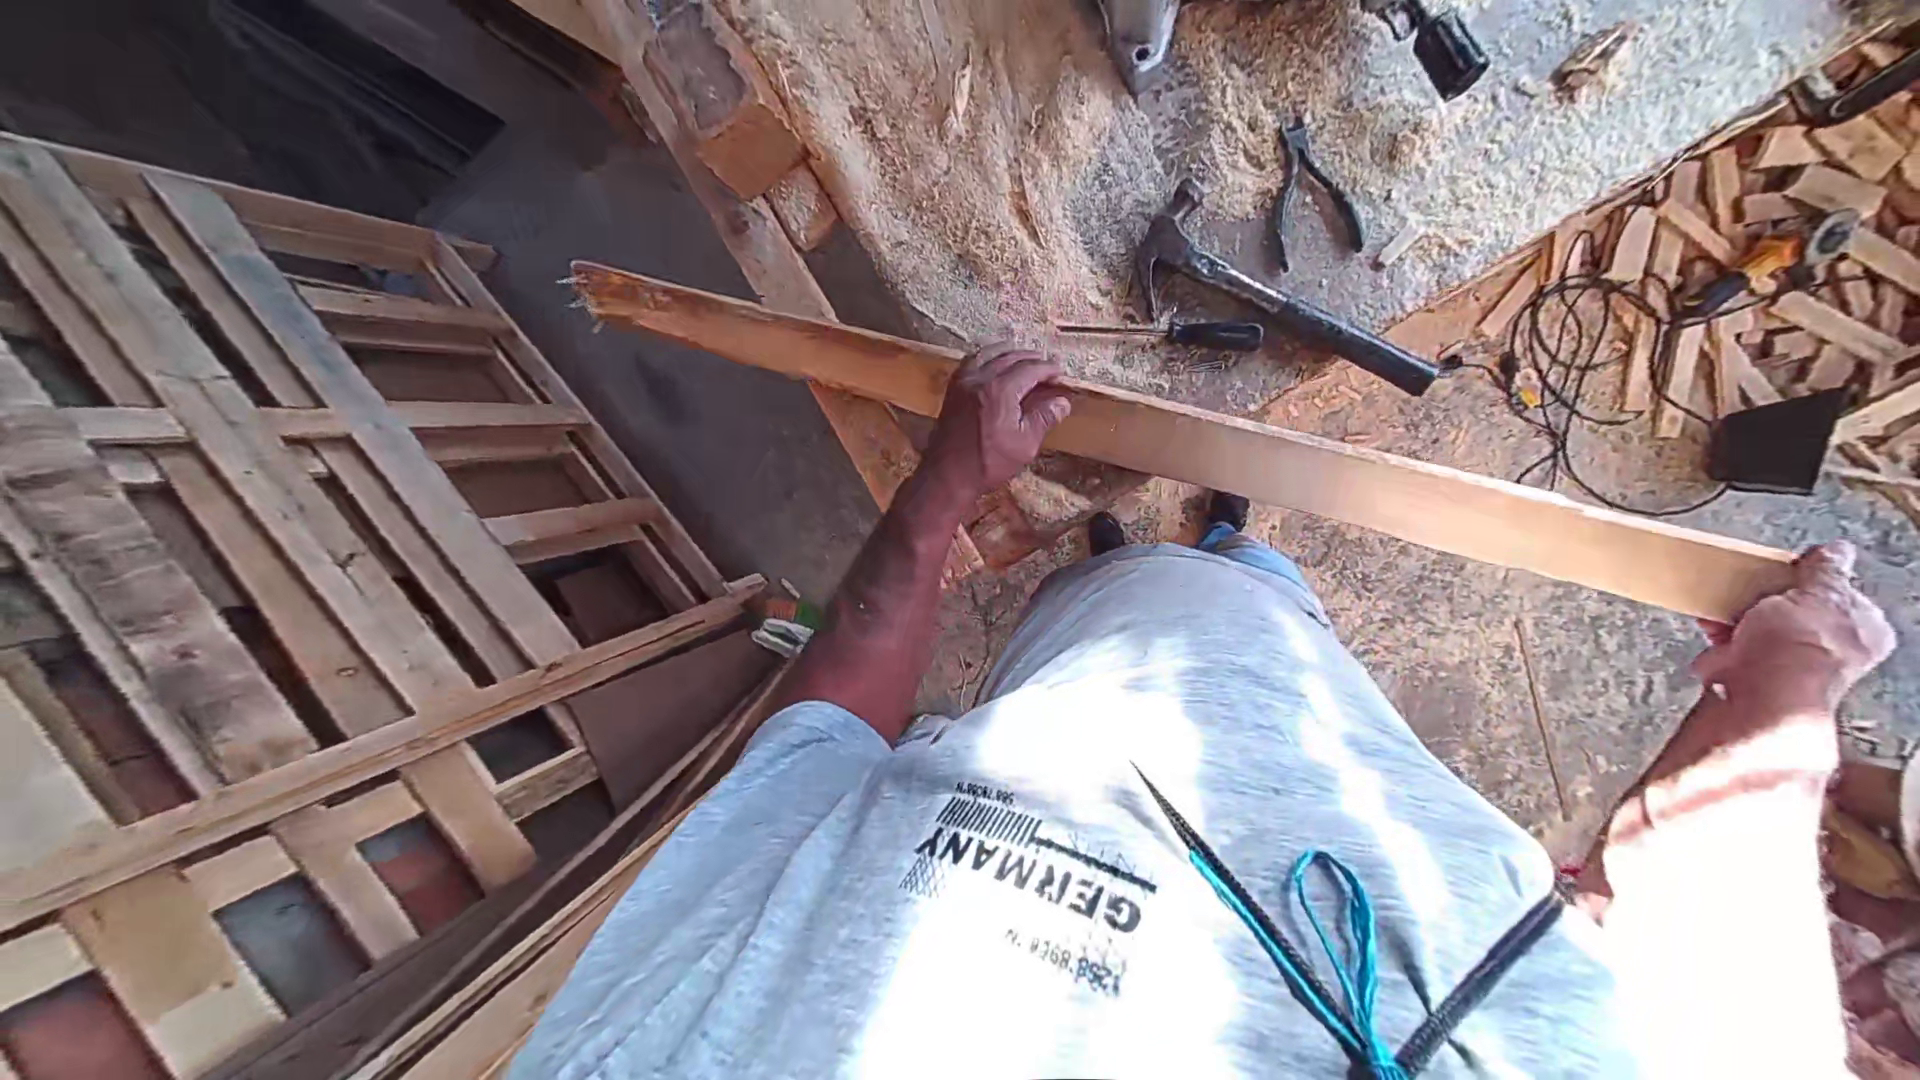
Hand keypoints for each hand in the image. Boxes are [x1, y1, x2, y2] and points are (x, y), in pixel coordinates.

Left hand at [921, 342, 1072, 500]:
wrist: (947, 476)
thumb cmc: (987, 464)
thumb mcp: (1024, 445)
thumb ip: (1043, 418)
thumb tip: (1062, 402)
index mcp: (1000, 391)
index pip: (1030, 369)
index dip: (1048, 369)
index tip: (1059, 373)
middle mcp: (980, 379)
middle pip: (1011, 357)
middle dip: (1031, 359)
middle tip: (1046, 368)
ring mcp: (963, 382)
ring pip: (989, 353)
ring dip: (1009, 352)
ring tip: (1023, 358)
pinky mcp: (952, 390)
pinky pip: (971, 361)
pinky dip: (986, 357)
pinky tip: (993, 364)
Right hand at [1693, 541, 1893, 714]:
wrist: (1757, 684)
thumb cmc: (1799, 645)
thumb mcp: (1819, 593)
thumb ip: (1826, 571)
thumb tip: (1837, 549)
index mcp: (1864, 628)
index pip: (1840, 594)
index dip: (1810, 580)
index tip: (1785, 570)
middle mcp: (1829, 645)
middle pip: (1795, 607)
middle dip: (1766, 596)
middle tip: (1753, 586)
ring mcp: (1786, 655)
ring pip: (1758, 621)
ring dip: (1736, 610)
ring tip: (1726, 602)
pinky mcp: (1747, 662)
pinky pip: (1729, 635)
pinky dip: (1716, 626)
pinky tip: (1709, 619)